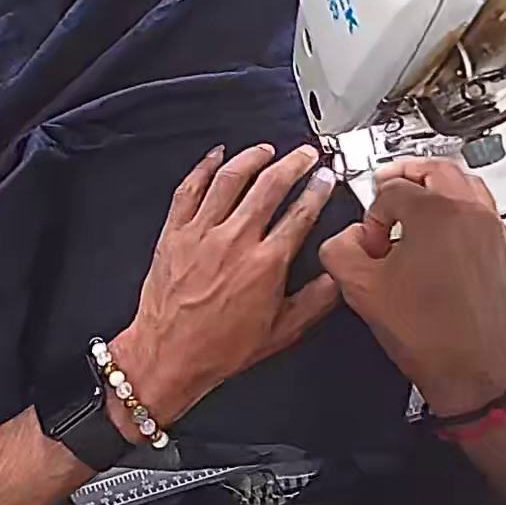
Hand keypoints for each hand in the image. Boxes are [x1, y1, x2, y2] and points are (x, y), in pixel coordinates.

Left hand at [109, 143, 342, 438]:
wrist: (169, 354)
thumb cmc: (219, 348)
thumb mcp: (281, 332)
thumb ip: (315, 301)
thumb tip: (336, 278)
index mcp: (264, 264)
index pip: (300, 214)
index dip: (318, 190)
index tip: (325, 178)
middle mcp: (234, 241)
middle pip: (269, 186)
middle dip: (293, 163)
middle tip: (304, 155)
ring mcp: (201, 233)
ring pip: (230, 179)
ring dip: (252, 158)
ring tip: (266, 150)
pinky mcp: (175, 232)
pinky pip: (189, 189)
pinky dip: (204, 167)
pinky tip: (216, 157)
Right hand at [318, 157, 505, 417]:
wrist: (473, 370)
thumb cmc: (430, 334)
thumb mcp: (360, 288)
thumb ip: (339, 249)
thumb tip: (344, 240)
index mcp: (435, 214)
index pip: (392, 189)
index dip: (372, 215)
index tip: (370, 242)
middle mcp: (470, 214)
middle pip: (435, 169)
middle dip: (404, 176)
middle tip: (386, 187)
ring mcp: (492, 231)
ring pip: (464, 183)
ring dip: (434, 186)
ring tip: (414, 202)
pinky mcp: (503, 250)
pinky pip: (480, 211)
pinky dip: (457, 208)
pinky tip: (440, 233)